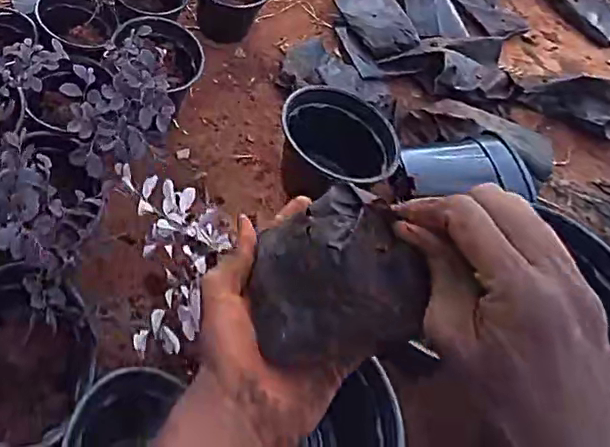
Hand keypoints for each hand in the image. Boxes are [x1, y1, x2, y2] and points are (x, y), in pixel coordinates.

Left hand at [153, 197, 354, 446]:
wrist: (244, 407)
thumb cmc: (225, 348)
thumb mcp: (218, 295)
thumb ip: (234, 261)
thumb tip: (245, 222)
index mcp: (260, 285)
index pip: (277, 244)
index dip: (290, 222)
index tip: (308, 201)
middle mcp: (289, 301)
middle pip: (311, 265)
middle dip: (327, 243)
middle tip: (351, 221)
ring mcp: (315, 329)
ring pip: (338, 295)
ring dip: (353, 276)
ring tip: (375, 247)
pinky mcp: (336, 358)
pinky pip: (358, 337)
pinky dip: (373, 321)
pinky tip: (390, 297)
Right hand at [393, 187, 609, 446]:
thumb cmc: (508, 410)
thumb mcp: (454, 342)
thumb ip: (438, 273)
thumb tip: (412, 227)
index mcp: (523, 288)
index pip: (467, 212)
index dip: (426, 207)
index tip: (400, 217)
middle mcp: (558, 275)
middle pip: (498, 198)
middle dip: (455, 204)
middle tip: (427, 227)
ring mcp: (579, 283)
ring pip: (524, 211)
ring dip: (484, 215)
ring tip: (455, 240)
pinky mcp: (588, 295)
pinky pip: (543, 237)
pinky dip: (510, 232)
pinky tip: (488, 257)